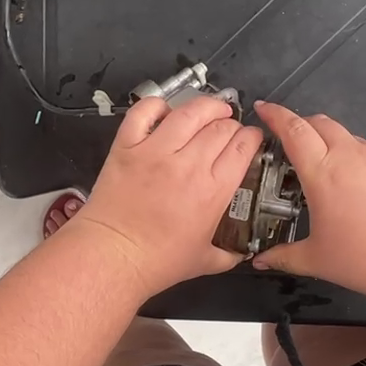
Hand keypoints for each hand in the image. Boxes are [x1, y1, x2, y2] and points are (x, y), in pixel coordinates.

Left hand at [66, 94, 265, 296]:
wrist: (112, 256)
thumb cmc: (155, 261)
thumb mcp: (205, 261)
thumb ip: (229, 254)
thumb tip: (240, 252)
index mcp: (213, 190)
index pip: (243, 146)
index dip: (252, 137)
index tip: (251, 138)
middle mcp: (188, 165)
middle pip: (221, 126)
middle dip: (232, 123)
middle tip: (230, 128)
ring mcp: (156, 151)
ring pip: (189, 112)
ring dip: (206, 105)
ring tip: (211, 108)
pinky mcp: (127, 146)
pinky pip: (144, 112)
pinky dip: (156, 104)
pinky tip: (165, 110)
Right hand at [250, 102, 365, 301]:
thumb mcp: (316, 259)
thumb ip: (282, 256)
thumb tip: (260, 260)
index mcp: (322, 173)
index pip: (292, 129)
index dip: (274, 114)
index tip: (263, 109)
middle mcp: (349, 156)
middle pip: (318, 121)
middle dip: (299, 123)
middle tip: (287, 138)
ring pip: (346, 135)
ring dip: (328, 140)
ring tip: (323, 164)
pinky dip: (354, 156)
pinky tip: (355, 184)